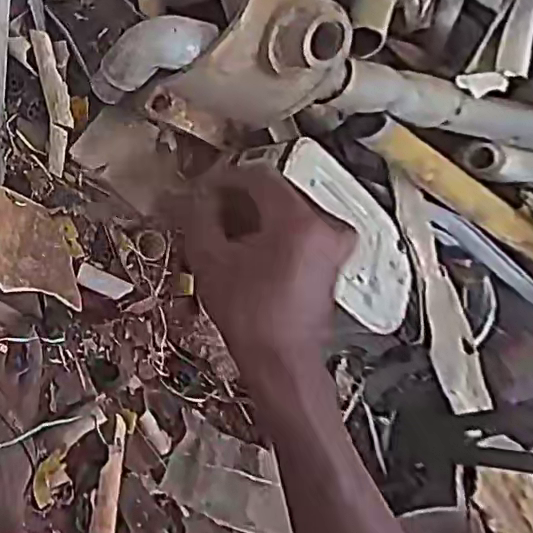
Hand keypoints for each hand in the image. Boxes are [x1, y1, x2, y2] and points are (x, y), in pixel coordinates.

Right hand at [180, 162, 354, 375]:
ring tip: (222, 229)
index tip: (202, 187)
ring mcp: (335, 241)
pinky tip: (244, 245)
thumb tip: (197, 195)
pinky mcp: (333, 256)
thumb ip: (200, 217)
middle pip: (275, 191)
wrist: (280, 356)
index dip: (225, 178)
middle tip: (208, 208)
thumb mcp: (209, 259)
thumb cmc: (246, 311)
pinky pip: (298, 227)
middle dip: (238, 197)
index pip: (259, 176)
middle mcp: (327, 224)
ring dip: (253, 214)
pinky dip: (270, 229)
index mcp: (299, 220)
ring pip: (286, 209)